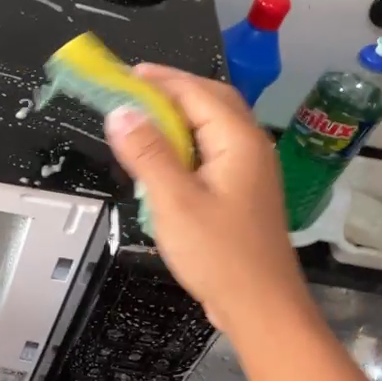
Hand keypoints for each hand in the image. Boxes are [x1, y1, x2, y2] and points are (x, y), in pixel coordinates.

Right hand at [104, 64, 315, 336]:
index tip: (123, 73)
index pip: (196, 92)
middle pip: (210, 100)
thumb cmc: (221, 256)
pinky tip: (163, 156)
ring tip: (141, 117)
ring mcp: (249, 170)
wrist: (261, 307)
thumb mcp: (174, 202)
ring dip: (177, 115)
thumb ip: (147, 154)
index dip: (158, 79)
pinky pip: (211, 149)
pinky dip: (184, 140)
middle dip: (171, 89)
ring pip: (212, 125)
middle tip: (131, 87)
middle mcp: (249, 147)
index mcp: (238, 142)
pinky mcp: (241, 191)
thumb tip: (121, 112)